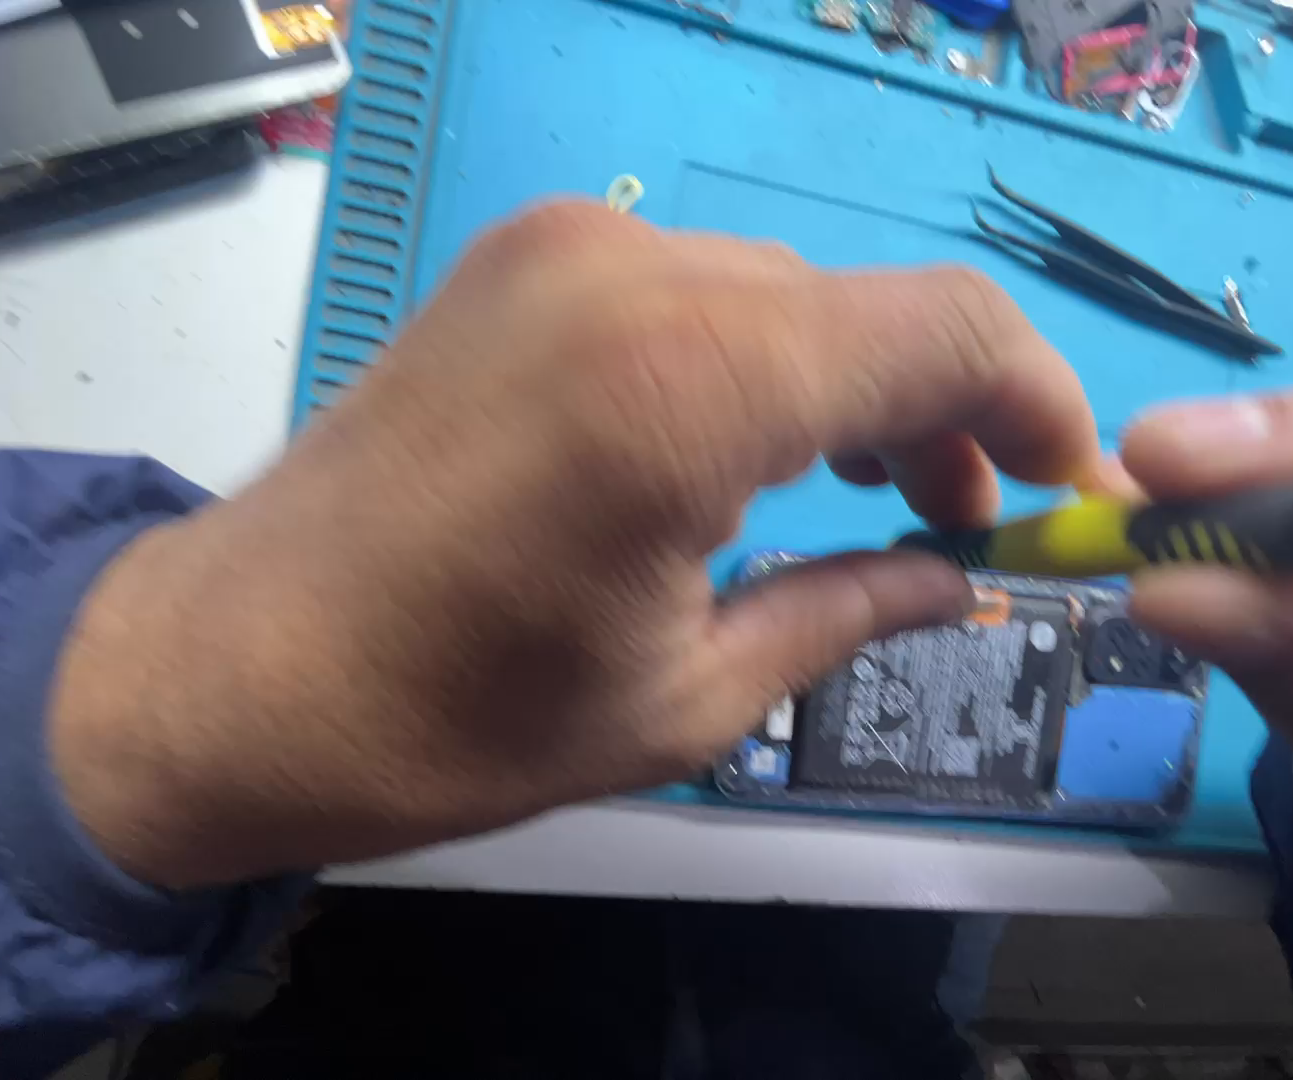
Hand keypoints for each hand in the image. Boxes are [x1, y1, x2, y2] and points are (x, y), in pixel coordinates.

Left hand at [48, 202, 1097, 887]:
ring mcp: (562, 247)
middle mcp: (634, 272)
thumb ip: (848, 610)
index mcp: (691, 385)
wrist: (235, 669)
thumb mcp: (684, 699)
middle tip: (943, 518)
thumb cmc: (456, 718)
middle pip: (859, 310)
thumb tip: (958, 575)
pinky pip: (688, 293)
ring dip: (838, 384)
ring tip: (849, 487)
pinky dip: (748, 362)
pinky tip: (733, 445)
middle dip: (932, 411)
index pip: (943, 331)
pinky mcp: (515, 263)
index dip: (1036, 399)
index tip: (1057, 482)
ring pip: (777, 298)